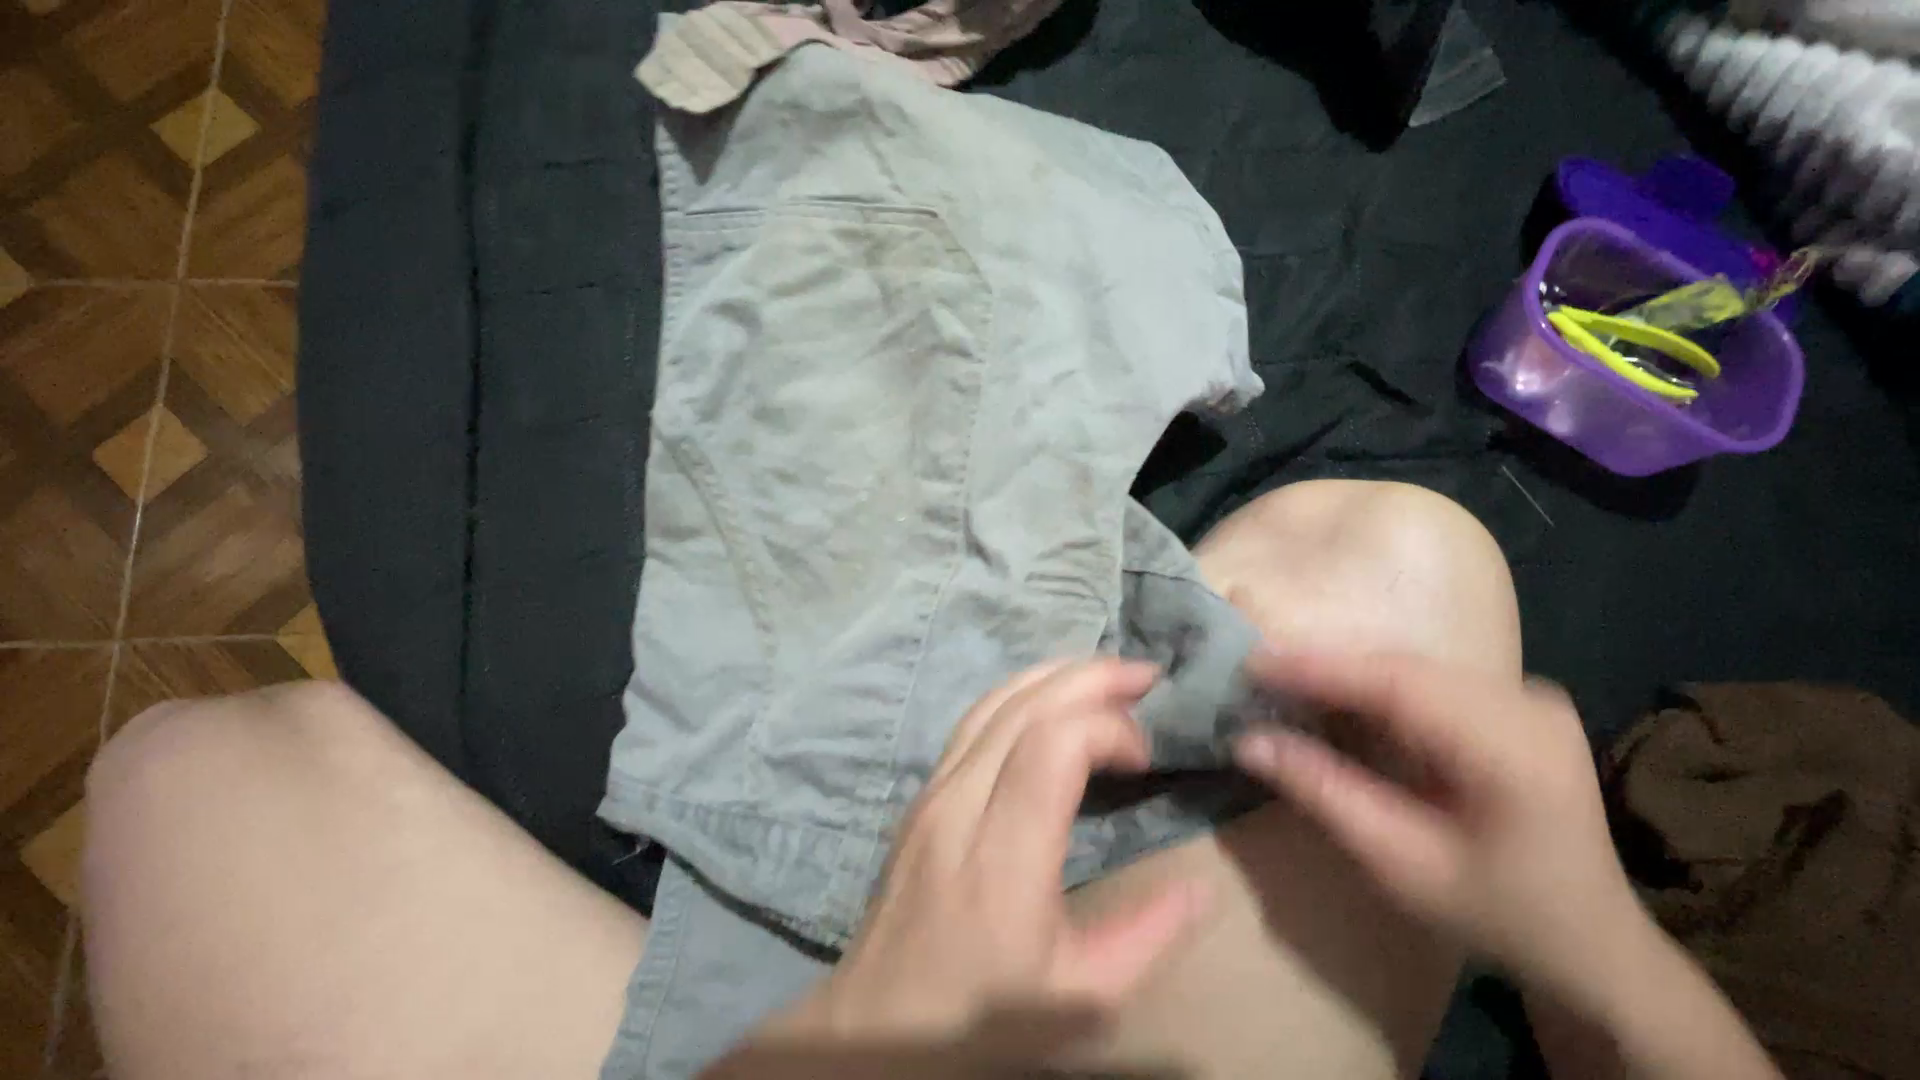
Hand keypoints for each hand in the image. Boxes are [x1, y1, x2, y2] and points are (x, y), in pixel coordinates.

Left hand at [772, 659, 1207, 1060]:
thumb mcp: (1081, 998)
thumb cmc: (982, 1014)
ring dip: (1053, 676)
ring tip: (1107, 675)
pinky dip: (1020, 695)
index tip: (1147, 756)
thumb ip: (1148, 937)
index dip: (1109, 727)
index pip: (1052, 743)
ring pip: (991, 703)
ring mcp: (932, 793)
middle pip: (1023, 706)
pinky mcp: (921, 795)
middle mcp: (959, 805)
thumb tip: (1201, 887)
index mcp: (1002, 855)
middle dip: (1090, 677)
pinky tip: (1051, 702)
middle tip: (1147, 676)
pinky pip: (972, 721)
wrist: (878, 1024)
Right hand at [1231, 649, 1644, 1000]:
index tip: (1252, 663)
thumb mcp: (1400, 864)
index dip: (1320, 667)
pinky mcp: (1518, 704)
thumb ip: (1325, 794)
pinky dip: (1375, 686)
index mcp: (1513, 749)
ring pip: (1414, 667)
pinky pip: (1431, 680)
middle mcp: (1528, 704)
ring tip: (1282, 684)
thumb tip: (1248, 741)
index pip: (1399, 682)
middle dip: (1325, 667)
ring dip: (1346, 674)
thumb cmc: (1495, 912)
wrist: (1589, 941)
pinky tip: (1337, 698)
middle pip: (1405, 666)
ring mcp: (1529, 699)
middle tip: (1255, 675)